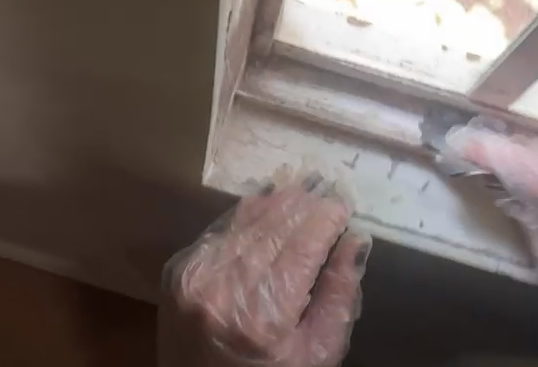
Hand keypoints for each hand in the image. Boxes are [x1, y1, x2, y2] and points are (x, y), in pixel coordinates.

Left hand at [159, 176, 371, 366]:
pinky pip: (225, 223)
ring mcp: (198, 272)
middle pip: (278, 222)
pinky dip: (251, 209)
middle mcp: (227, 285)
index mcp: (265, 314)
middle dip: (308, 202)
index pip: (305, 243)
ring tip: (306, 186)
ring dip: (281, 198)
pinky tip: (271, 198)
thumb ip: (340, 295)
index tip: (345, 204)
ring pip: (250, 215)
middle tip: (329, 187)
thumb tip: (357, 240)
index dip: (328, 217)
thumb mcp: (317, 352)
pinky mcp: (180, 266)